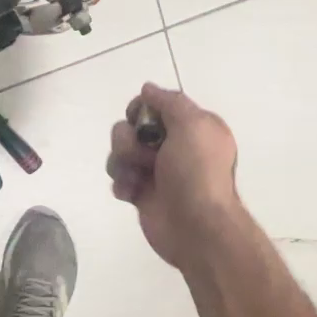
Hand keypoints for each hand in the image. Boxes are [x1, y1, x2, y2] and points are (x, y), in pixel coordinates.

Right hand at [106, 83, 244, 267]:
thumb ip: (169, 101)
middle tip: (146, 157)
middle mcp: (173, 146)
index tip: (140, 120)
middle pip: (130, 127)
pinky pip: (118, 177)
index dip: (140, 110)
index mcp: (191, 127)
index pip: (153, 105)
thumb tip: (147, 89)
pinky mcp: (141, 193)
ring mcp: (155, 170)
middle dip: (129, 140)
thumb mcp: (193, 125)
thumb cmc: (197, 172)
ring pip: (119, 152)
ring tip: (137, 178)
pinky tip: (133, 194)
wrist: (195, 226)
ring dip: (123, 163)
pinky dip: (122, 184)